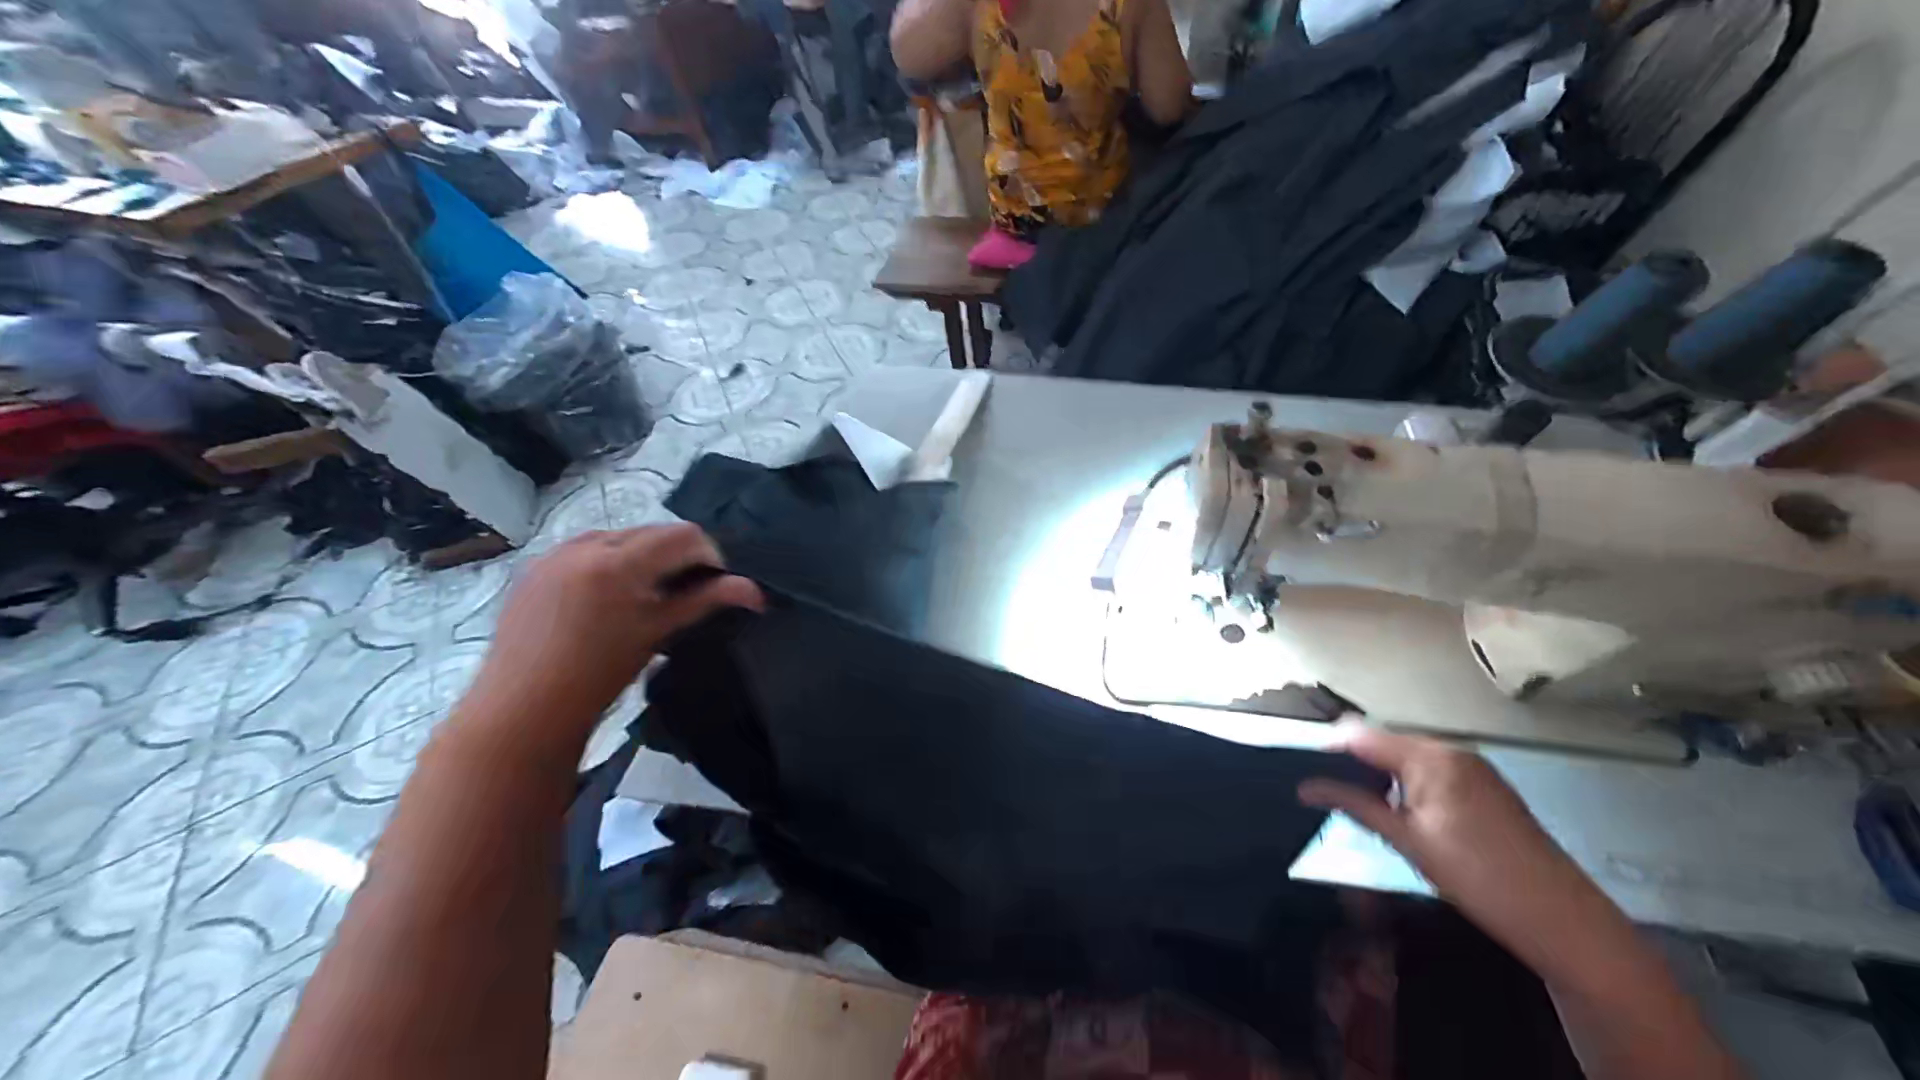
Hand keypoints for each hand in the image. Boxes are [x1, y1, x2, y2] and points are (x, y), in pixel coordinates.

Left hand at [466, 525, 762, 740]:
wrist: (522, 709)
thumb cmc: (598, 675)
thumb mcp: (658, 632)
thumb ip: (706, 601)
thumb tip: (756, 591)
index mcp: (619, 562)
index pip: (685, 535)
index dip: (710, 555)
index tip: (714, 585)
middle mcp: (586, 545)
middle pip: (653, 532)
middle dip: (676, 556)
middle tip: (682, 594)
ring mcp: (556, 552)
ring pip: (621, 537)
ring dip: (642, 558)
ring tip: (643, 597)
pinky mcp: (536, 565)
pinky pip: (586, 549)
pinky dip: (608, 563)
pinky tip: (606, 599)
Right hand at [1298, 723, 1607, 966]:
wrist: (1565, 922)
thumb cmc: (1478, 877)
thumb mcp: (1406, 840)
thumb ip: (1353, 803)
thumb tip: (1303, 786)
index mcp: (1431, 757)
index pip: (1361, 736)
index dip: (1327, 748)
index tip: (1298, 767)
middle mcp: (1452, 751)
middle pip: (1385, 741)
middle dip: (1352, 760)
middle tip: (1323, 789)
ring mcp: (1474, 768)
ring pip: (1407, 757)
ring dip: (1379, 773)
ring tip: (1353, 801)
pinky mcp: (1486, 787)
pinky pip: (1431, 771)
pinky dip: (1407, 783)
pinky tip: (1397, 810)